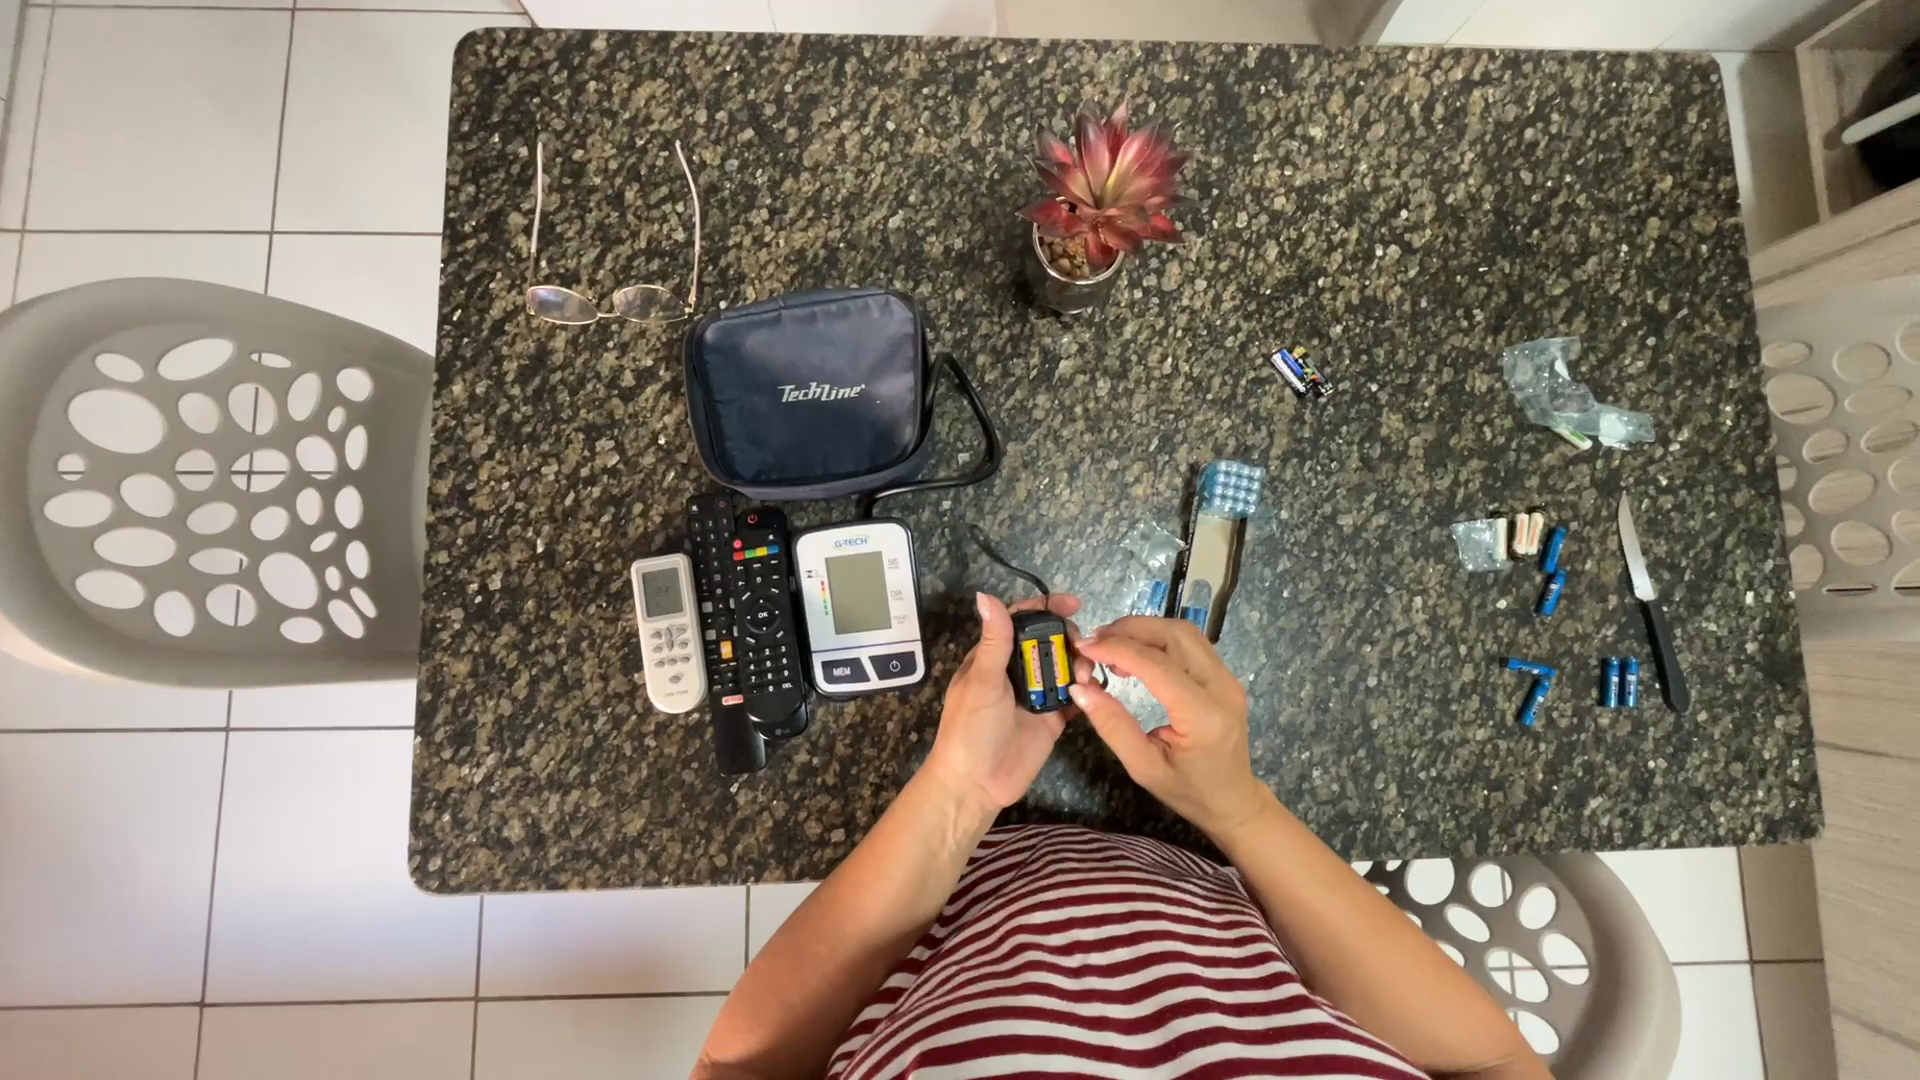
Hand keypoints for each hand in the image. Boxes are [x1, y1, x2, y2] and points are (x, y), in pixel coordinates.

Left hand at [921, 592, 1089, 821]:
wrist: (975, 784)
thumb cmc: (970, 728)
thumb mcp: (982, 681)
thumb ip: (993, 640)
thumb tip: (985, 595)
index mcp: (994, 657)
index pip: (1021, 621)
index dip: (1045, 608)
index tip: (1072, 603)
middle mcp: (1017, 671)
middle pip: (1049, 641)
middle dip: (1069, 637)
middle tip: (1082, 646)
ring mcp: (1036, 694)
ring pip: (1065, 667)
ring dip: (1080, 664)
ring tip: (1086, 674)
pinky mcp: (1053, 718)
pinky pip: (1076, 698)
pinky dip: (1088, 691)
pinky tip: (1096, 690)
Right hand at [1069, 616, 1272, 837]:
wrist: (1232, 799)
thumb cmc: (1187, 790)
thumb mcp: (1142, 766)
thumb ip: (1112, 724)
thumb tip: (1080, 687)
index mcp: (1203, 716)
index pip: (1156, 665)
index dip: (1116, 649)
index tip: (1084, 647)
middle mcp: (1221, 688)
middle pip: (1174, 635)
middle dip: (1130, 629)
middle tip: (1095, 640)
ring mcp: (1227, 678)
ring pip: (1183, 632)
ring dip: (1144, 629)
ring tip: (1111, 643)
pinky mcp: (1224, 675)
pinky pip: (1190, 643)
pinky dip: (1158, 638)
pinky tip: (1135, 652)